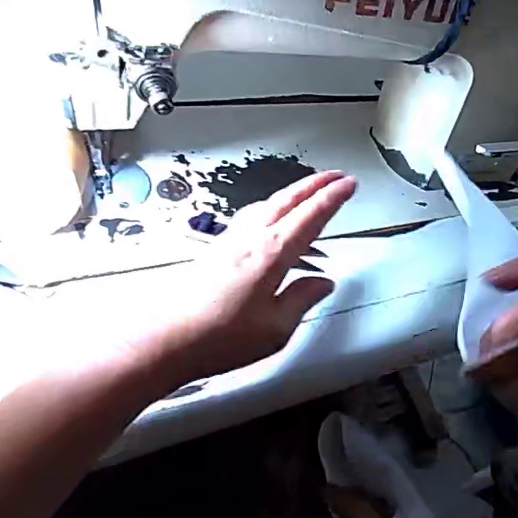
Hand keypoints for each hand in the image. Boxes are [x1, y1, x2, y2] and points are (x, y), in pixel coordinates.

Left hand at [150, 170, 356, 384]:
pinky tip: (272, 219)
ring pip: (269, 204)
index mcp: (270, 254)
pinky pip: (252, 217)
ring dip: (294, 194)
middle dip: (316, 184)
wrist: (167, 340)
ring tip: (309, 194)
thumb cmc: (217, 337)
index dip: (334, 198)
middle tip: (336, 177)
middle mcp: (249, 239)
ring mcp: (230, 241)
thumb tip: (322, 284)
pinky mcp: (217, 250)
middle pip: (289, 199)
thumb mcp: (277, 328)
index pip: (311, 215)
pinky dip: (272, 209)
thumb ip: (303, 299)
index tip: (349, 185)